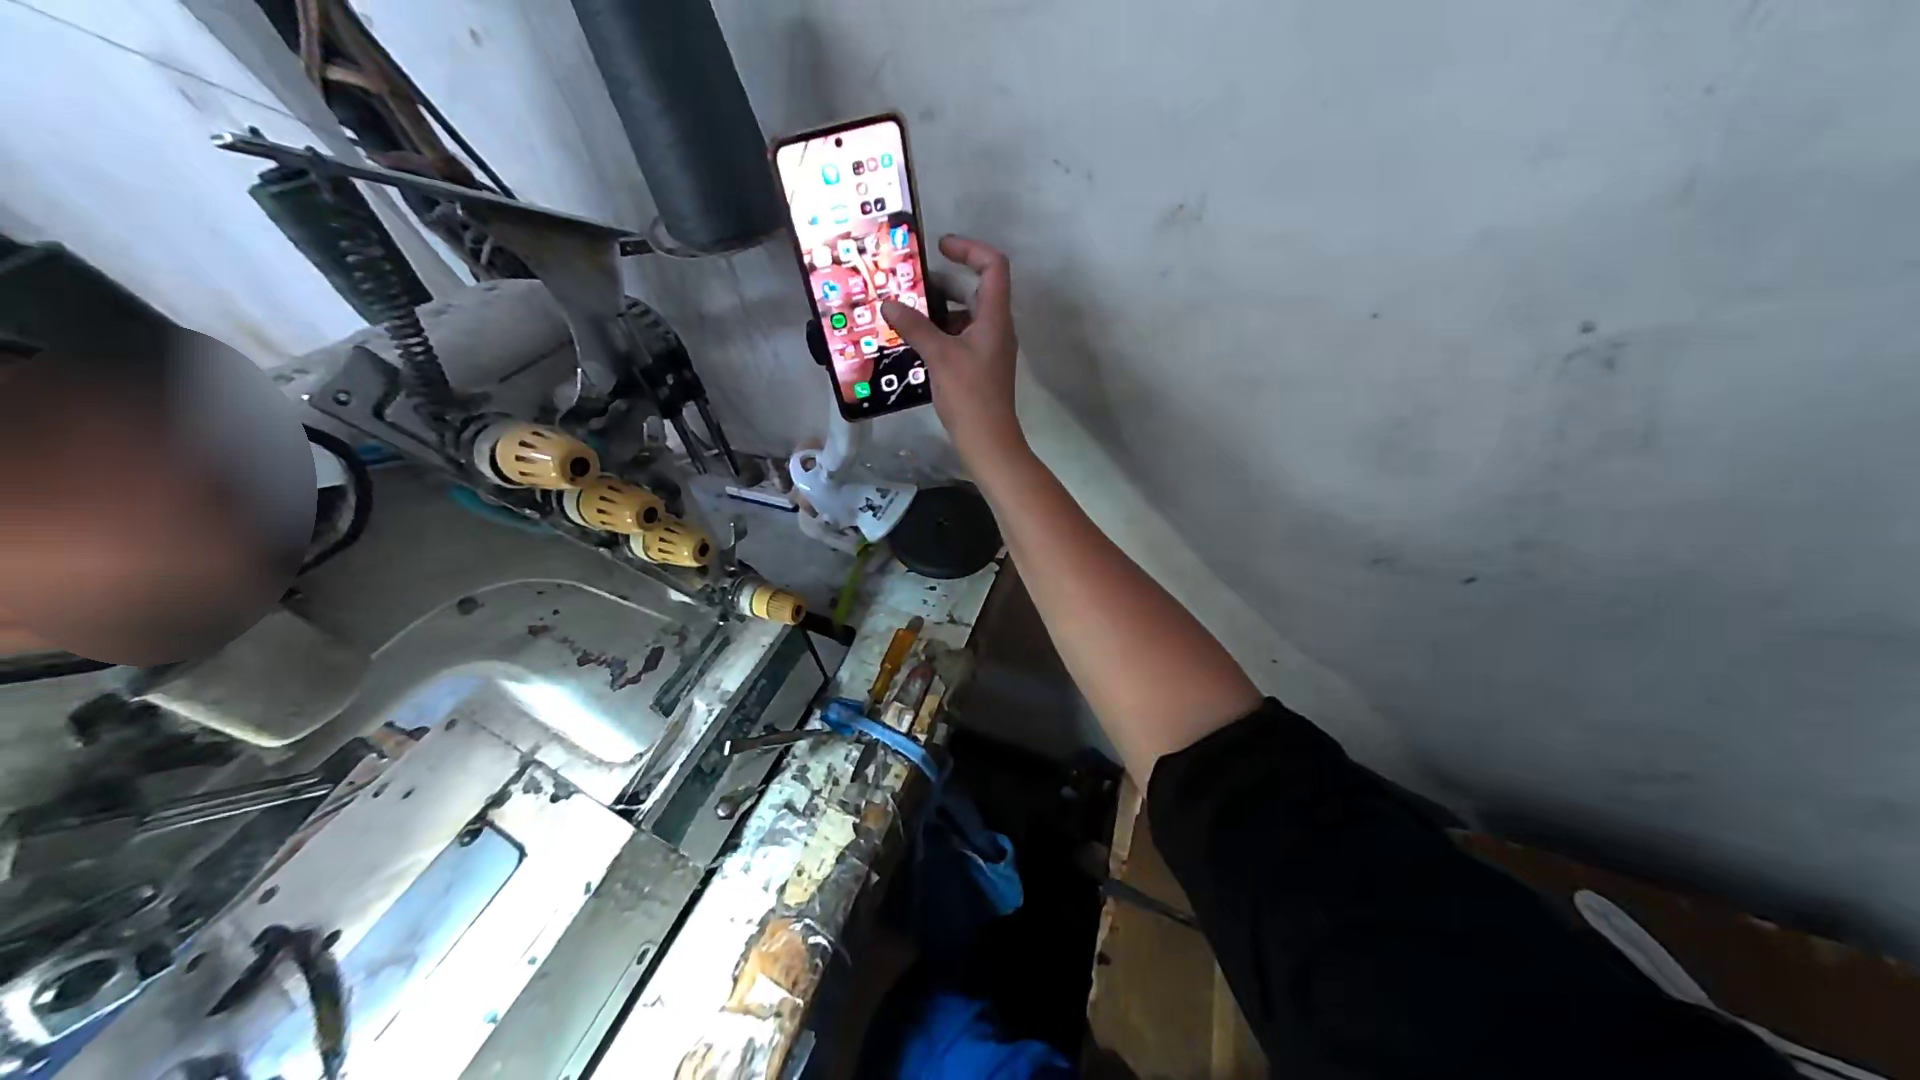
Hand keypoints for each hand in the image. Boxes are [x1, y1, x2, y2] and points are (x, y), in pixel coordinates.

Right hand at [881, 235, 1023, 463]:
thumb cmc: (969, 395)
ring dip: (939, 309)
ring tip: (906, 311)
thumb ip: (915, 327)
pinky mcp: (979, 365)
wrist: (988, 441)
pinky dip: (940, 332)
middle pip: (976, 289)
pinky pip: (960, 336)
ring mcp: (989, 348)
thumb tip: (888, 304)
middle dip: (944, 282)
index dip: (970, 249)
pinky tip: (915, 340)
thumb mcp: (939, 357)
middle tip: (910, 283)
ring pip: (966, 315)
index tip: (941, 247)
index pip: (993, 266)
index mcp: (994, 317)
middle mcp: (996, 327)